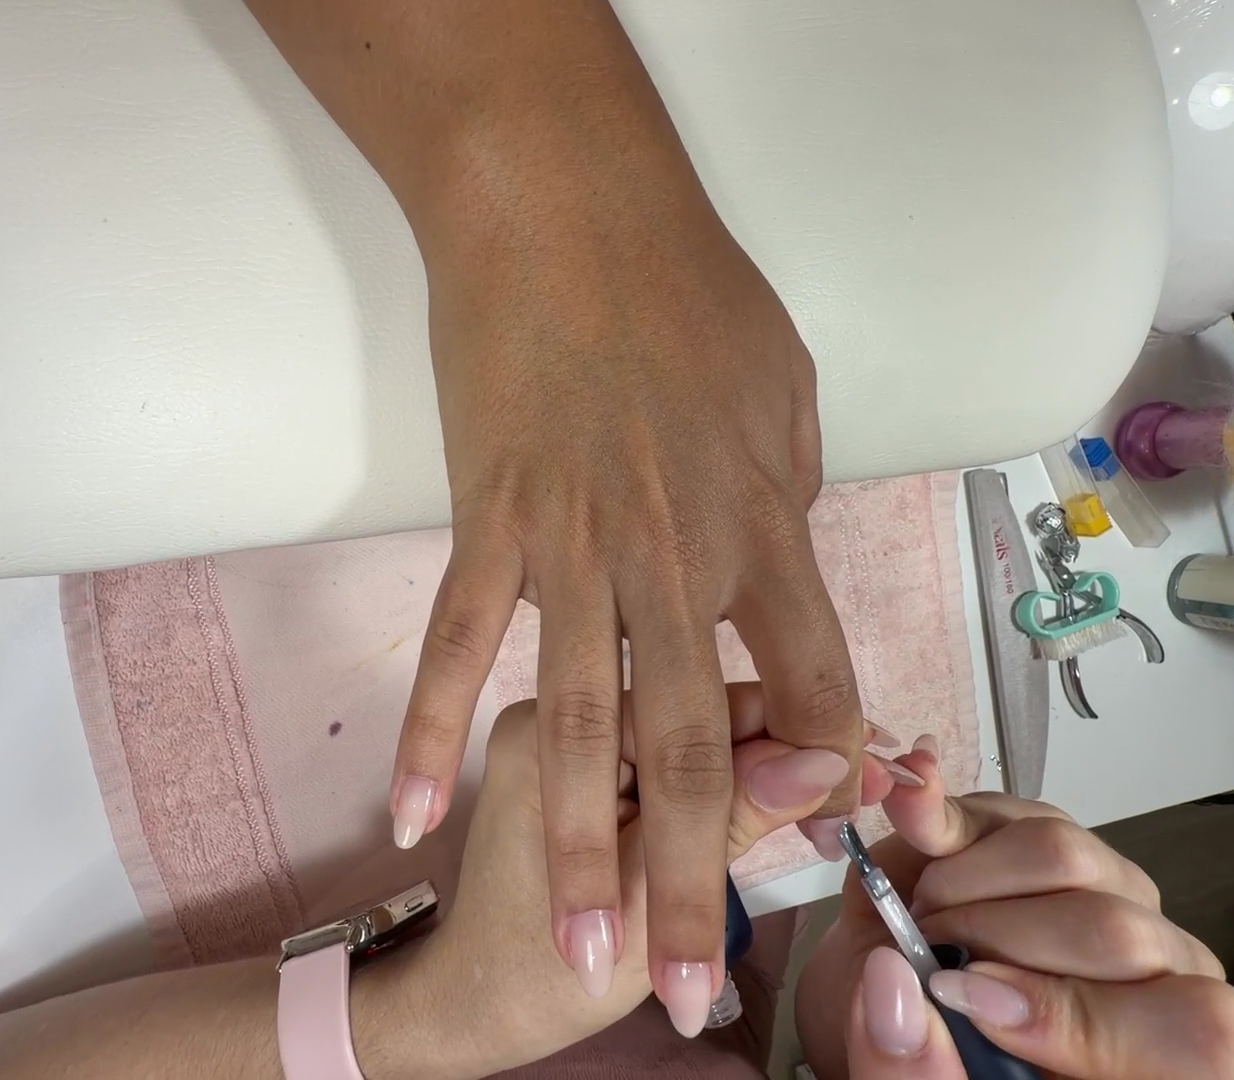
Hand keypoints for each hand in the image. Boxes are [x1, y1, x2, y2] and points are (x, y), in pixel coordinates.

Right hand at [389, 134, 865, 1018]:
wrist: (568, 216)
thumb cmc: (686, 288)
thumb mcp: (779, 388)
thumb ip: (780, 492)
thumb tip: (765, 555)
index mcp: (760, 525)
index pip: (810, 686)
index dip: (821, 770)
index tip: (812, 838)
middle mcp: (670, 561)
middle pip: (695, 746)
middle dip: (695, 879)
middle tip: (692, 991)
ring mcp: (570, 552)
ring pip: (578, 726)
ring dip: (575, 849)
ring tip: (573, 952)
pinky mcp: (486, 527)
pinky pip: (457, 648)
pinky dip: (433, 731)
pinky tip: (412, 811)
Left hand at [389, 685, 849, 1076]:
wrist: (478, 998)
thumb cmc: (554, 968)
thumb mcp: (656, 895)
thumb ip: (732, 818)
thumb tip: (826, 758)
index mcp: (549, 729)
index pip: (686, 707)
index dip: (787, 731)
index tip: (876, 752)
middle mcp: (547, 707)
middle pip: (684, 713)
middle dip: (780, 745)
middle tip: (879, 770)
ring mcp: (559, 728)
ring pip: (678, 732)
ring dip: (755, 762)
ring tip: (843, 784)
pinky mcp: (574, 756)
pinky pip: (658, 753)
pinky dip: (715, 777)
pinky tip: (784, 787)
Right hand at [797, 740, 1233, 1079]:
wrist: (898, 993)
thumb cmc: (934, 1058)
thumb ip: (910, 1070)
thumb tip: (896, 989)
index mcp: (1169, 1066)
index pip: (1209, 1037)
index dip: (1088, 1016)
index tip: (968, 1000)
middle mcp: (1166, 972)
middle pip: (1120, 931)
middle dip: (991, 938)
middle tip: (921, 958)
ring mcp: (1107, 885)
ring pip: (1061, 852)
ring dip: (959, 884)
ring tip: (917, 918)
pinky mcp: (1032, 827)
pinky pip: (990, 805)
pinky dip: (938, 809)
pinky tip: (909, 809)